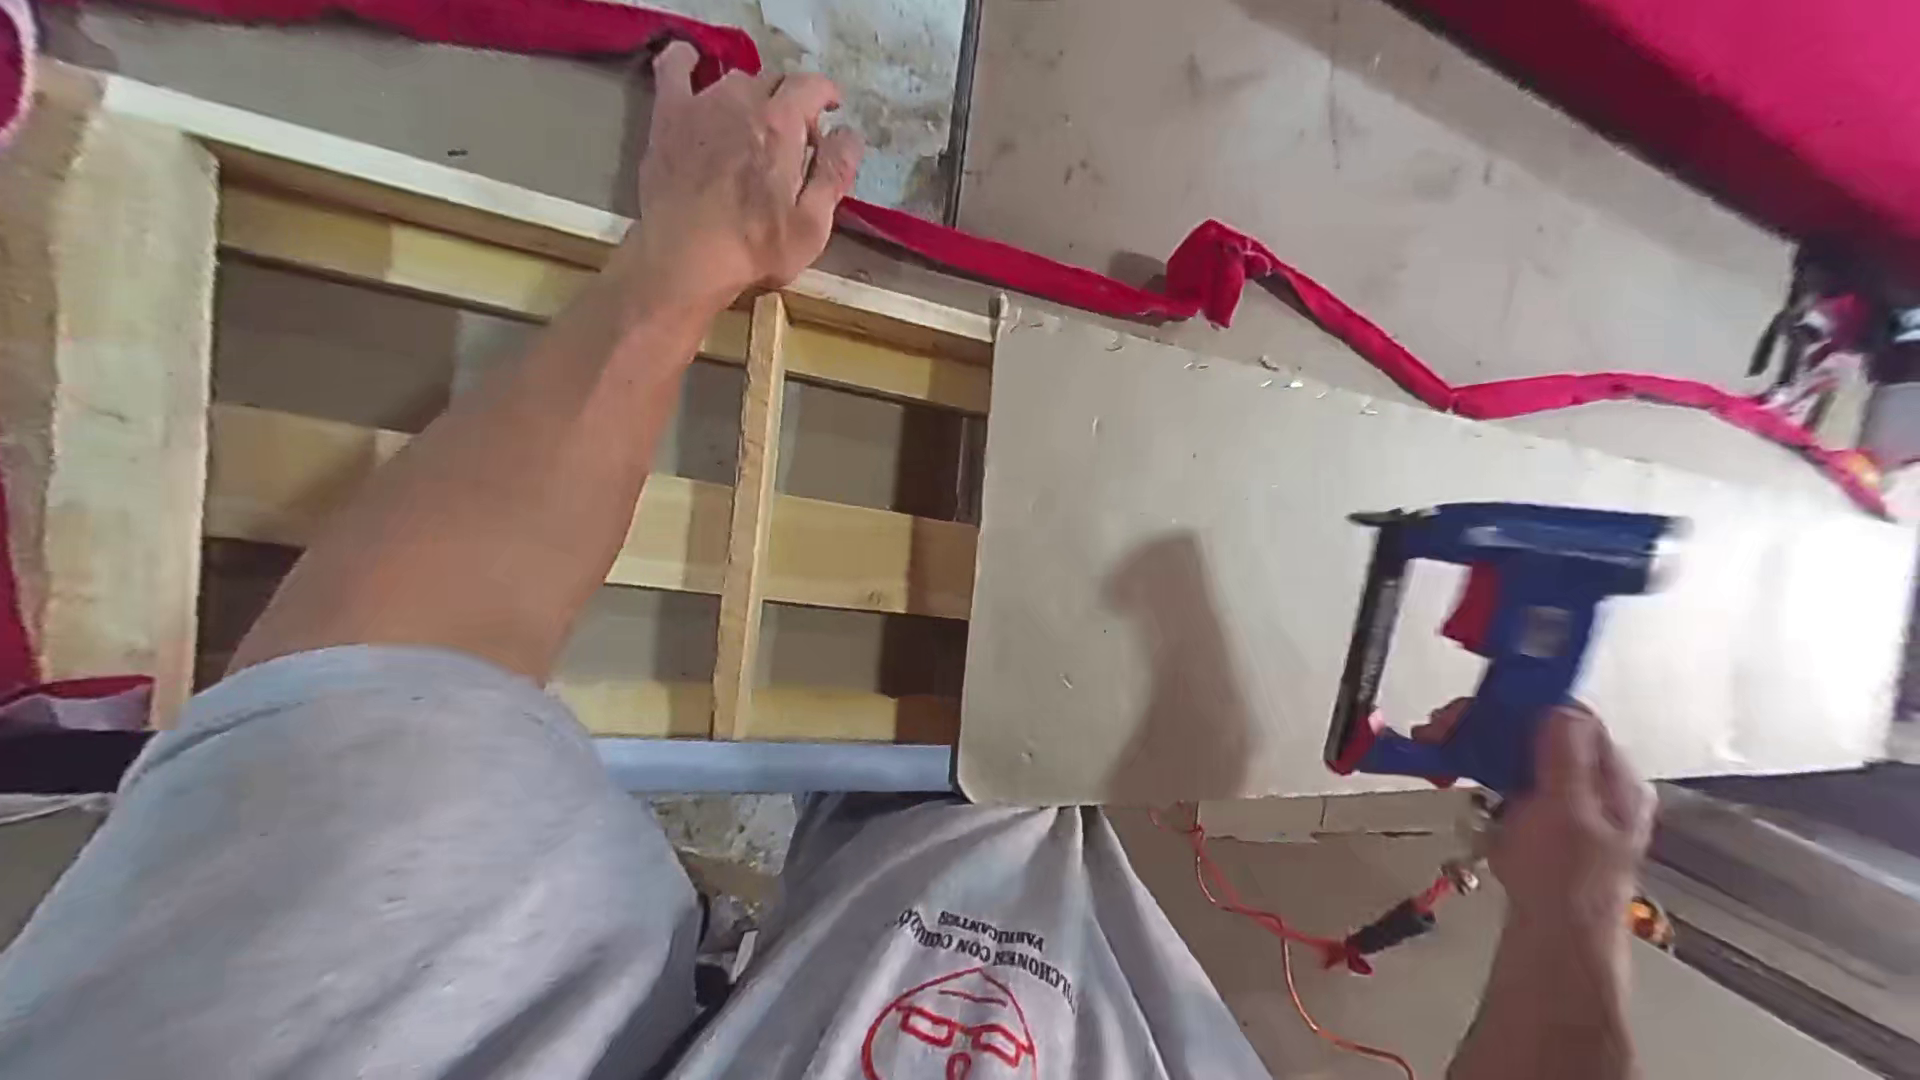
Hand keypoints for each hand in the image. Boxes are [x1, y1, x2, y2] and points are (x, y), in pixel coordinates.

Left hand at [622, 41, 864, 314]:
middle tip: (797, 141)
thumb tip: (851, 136)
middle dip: (792, 104)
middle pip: (775, 83)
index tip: (833, 109)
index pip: (811, 87)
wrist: (686, 254)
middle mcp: (743, 101)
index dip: (826, 94)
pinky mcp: (669, 115)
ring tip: (756, 126)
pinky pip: (677, 66)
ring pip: (736, 80)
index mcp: (781, 127)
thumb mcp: (812, 225)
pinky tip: (696, 69)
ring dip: (754, 96)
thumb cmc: (755, 247)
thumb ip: (834, 176)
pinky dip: (690, 61)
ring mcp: (702, 103)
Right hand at [1448, 701, 1653, 932]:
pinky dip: (1468, 755)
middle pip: (1530, 723)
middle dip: (1482, 720)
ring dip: (1468, 736)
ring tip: (1432, 741)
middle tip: (1442, 726)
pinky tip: (1443, 759)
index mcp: (1610, 776)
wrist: (1551, 923)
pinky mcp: (1527, 796)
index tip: (1481, 702)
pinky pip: (1496, 761)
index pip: (1570, 715)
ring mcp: (1556, 784)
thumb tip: (1559, 709)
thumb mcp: (1569, 815)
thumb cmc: (1564, 875)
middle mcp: (1586, 773)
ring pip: (1508, 740)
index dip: (1525, 701)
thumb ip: (1566, 762)